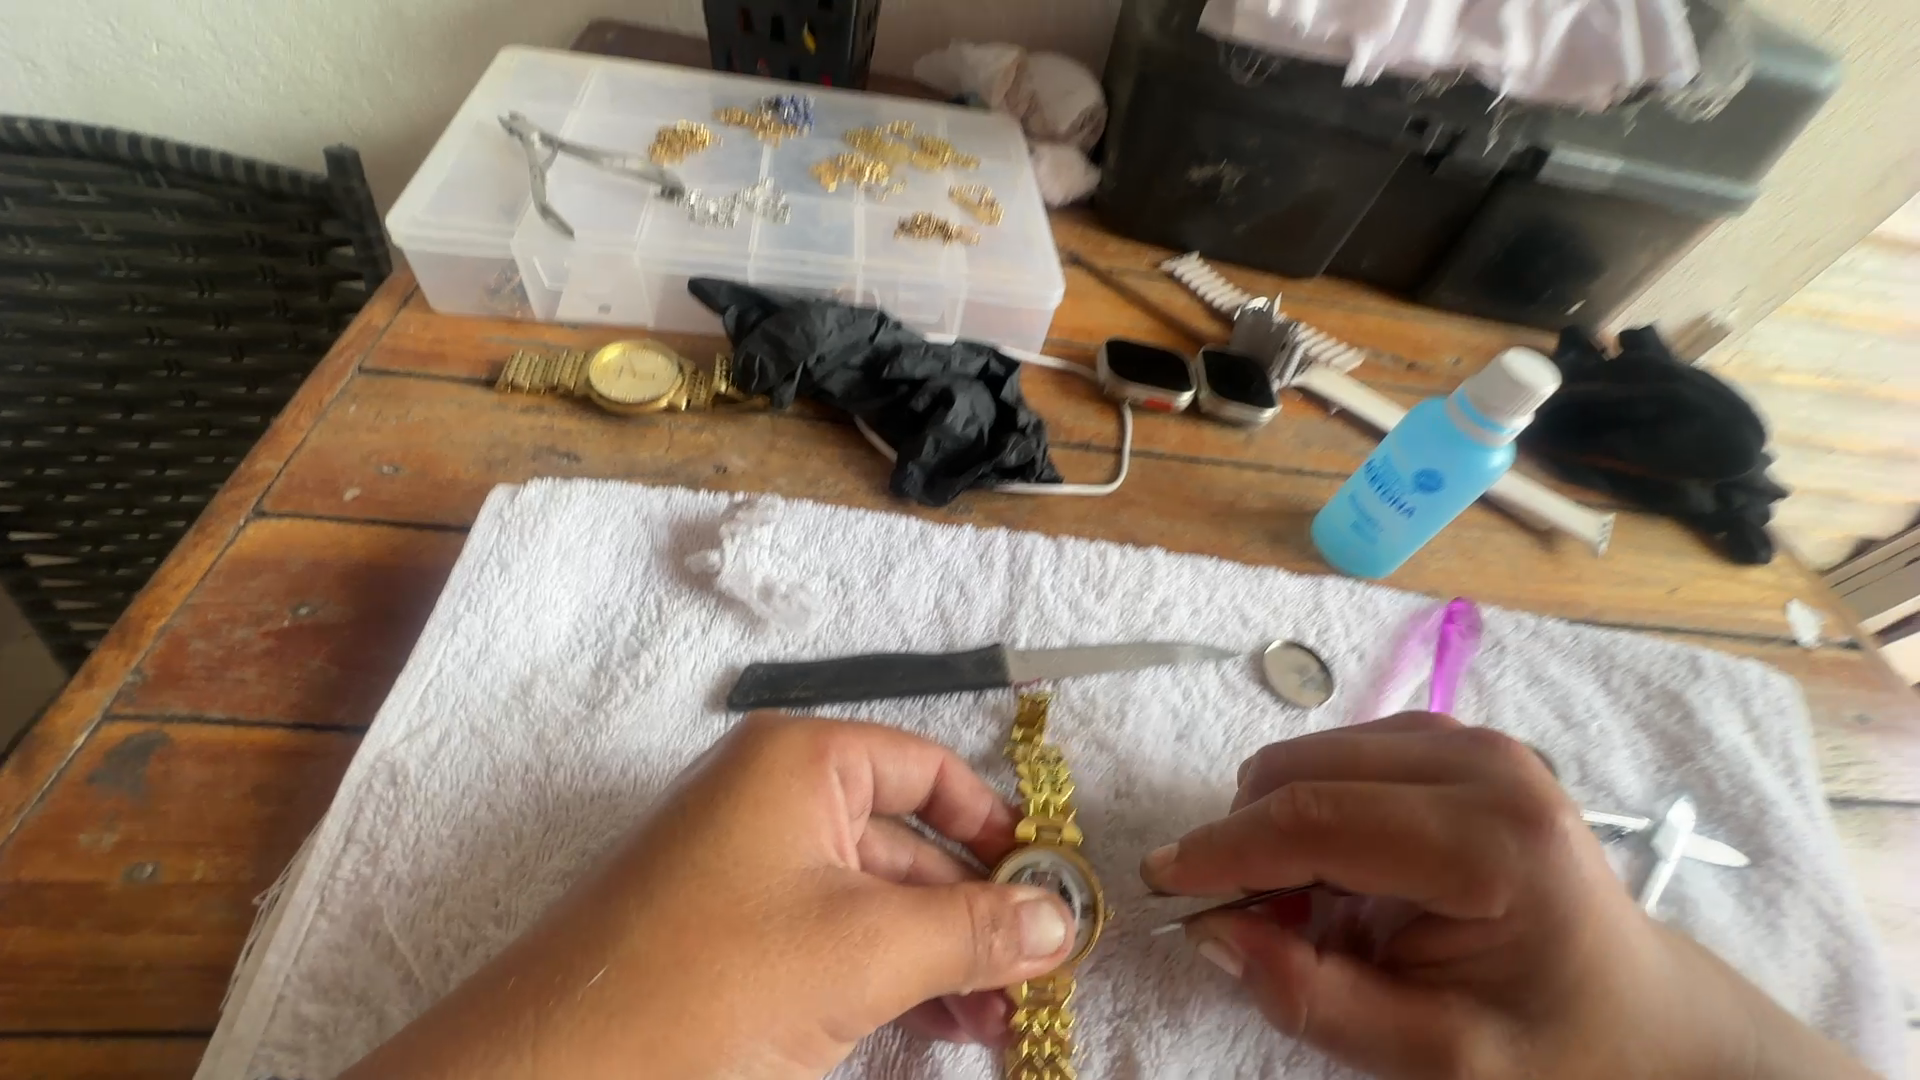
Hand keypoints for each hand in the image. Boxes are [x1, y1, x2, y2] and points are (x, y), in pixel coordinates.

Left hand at [343, 713, 1072, 1079]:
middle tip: (1037, 973)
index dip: (993, 823)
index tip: (1045, 883)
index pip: (926, 769)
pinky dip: (890, 973)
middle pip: (906, 838)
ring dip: (939, 953)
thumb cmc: (712, 981)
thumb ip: (970, 930)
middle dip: (972, 910)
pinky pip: (836, 932)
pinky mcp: (737, 927)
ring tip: (1002, 1017)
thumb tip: (1061, 921)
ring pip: (875, 895)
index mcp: (802, 760)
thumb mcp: (862, 951)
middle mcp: (778, 794)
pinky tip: (940, 1024)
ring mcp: (754, 863)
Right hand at [1140, 712, 1874, 1079]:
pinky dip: (1306, 807)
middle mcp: (1478, 760)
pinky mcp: (1446, 737)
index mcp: (1493, 838)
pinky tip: (1338, 866)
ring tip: (1306, 902)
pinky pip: (1331, 755)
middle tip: (1251, 918)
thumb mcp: (1442, 1062)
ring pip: (1305, 757)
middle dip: (1247, 841)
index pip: (1315, 821)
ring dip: (1275, 824)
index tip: (1158, 881)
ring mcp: (1464, 737)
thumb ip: (1317, 1001)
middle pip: (1299, 774)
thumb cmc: (1558, 1052)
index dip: (1223, 849)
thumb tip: (1211, 931)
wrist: (1655, 1020)